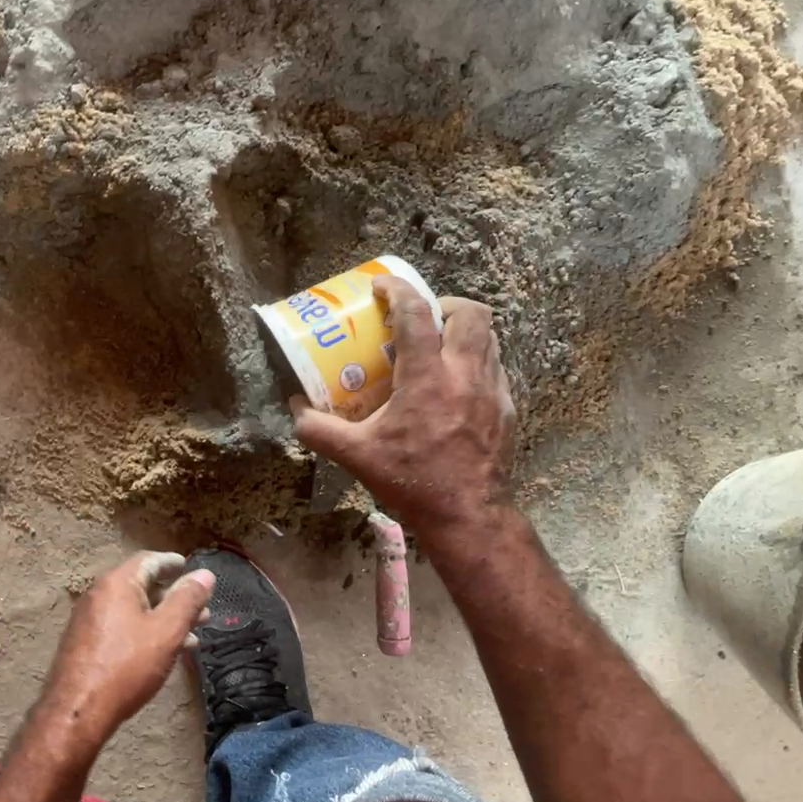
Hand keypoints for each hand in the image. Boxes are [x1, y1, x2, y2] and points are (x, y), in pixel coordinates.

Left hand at [39, 552, 215, 742]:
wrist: (77, 711)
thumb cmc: (127, 666)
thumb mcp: (166, 631)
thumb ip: (188, 600)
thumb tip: (205, 574)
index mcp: (117, 583)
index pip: (149, 560)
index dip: (172, 563)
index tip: (188, 566)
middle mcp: (98, 595)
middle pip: (141, 586)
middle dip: (173, 597)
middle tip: (201, 609)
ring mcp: (88, 620)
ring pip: (133, 610)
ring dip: (162, 618)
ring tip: (191, 635)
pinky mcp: (85, 643)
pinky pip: (121, 626)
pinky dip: (144, 631)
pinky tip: (161, 651)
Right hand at [292, 277, 517, 534]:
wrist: (467, 515)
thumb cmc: (411, 481)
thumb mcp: (356, 456)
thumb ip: (320, 430)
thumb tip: (296, 409)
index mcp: (427, 378)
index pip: (416, 314)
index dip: (398, 290)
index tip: (381, 286)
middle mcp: (465, 375)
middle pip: (469, 313)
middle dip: (444, 305)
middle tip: (420, 319)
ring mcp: (492, 391)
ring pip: (488, 338)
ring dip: (463, 331)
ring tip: (438, 347)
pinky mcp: (506, 410)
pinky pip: (495, 369)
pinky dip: (475, 363)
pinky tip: (455, 386)